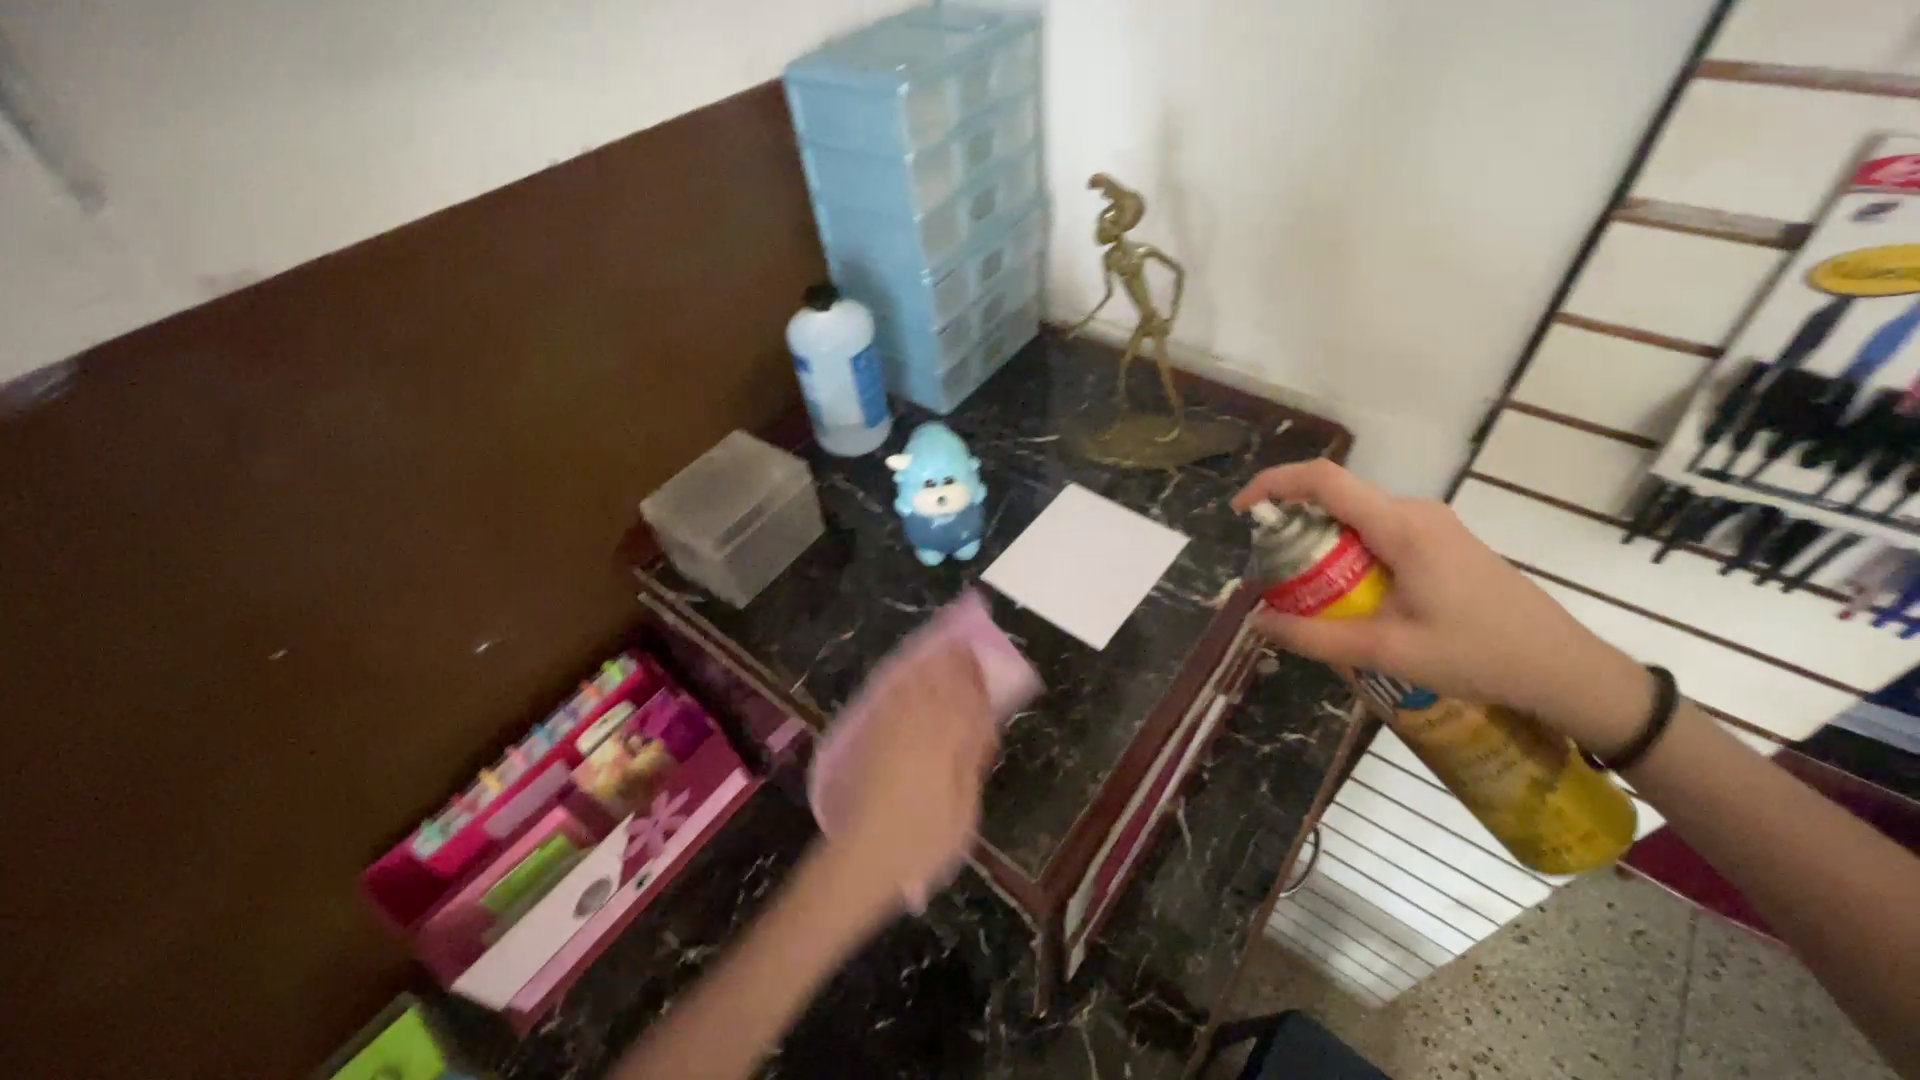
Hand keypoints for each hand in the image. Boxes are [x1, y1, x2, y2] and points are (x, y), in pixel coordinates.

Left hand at [823, 643, 996, 910]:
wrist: (862, 858)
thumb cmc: (921, 843)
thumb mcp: (962, 812)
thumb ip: (969, 765)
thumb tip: (982, 729)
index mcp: (944, 749)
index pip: (963, 705)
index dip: (973, 680)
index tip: (982, 659)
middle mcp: (916, 734)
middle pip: (935, 690)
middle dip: (949, 665)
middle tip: (961, 643)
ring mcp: (888, 735)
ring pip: (909, 690)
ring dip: (924, 667)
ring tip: (936, 648)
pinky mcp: (867, 742)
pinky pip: (885, 703)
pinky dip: (897, 684)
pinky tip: (903, 676)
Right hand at [1231, 460, 1651, 755]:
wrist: (1562, 666)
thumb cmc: (1477, 654)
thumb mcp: (1387, 651)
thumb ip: (1314, 636)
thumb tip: (1257, 622)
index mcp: (1402, 527)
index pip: (1324, 480)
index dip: (1275, 484)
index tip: (1242, 511)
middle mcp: (1416, 512)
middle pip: (1337, 498)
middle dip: (1294, 528)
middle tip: (1272, 575)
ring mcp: (1433, 525)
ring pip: (1357, 518)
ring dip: (1322, 547)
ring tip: (1305, 594)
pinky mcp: (1442, 542)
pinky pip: (1379, 534)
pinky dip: (1349, 555)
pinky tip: (1349, 598)